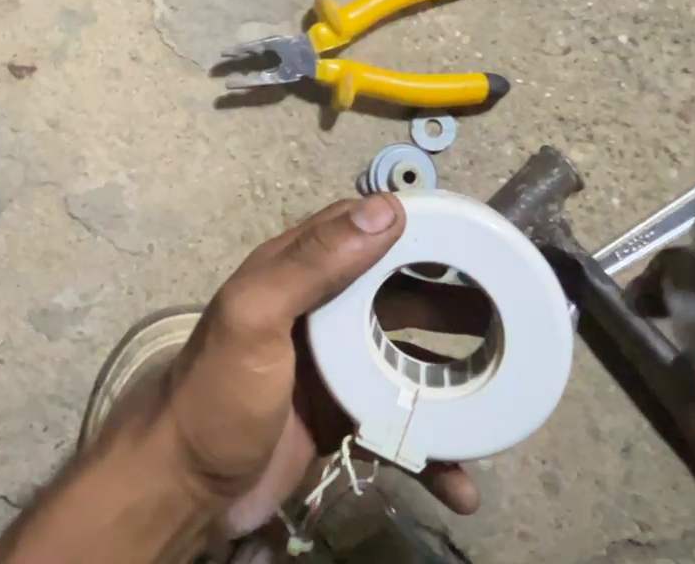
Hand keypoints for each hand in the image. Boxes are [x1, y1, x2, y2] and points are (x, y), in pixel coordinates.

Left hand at [144, 194, 485, 539]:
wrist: (184, 486)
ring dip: (453, 382)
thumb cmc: (218, 391)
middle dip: (455, 305)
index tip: (480, 239)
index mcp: (298, 271)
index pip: (364, 230)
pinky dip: (430, 450)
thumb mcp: (255, 316)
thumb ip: (314, 262)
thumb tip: (387, 208)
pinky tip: (459, 483)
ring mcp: (333, 367)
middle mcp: (320, 310)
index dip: (419, 230)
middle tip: (510, 319)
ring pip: (407, 362)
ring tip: (500, 400)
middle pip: (400, 295)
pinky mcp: (341, 418)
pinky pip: (398, 424)